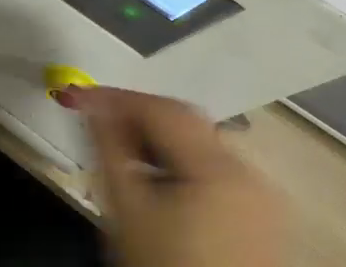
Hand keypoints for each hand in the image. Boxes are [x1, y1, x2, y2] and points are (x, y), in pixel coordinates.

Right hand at [77, 87, 282, 266]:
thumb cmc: (163, 262)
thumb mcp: (126, 204)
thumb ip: (107, 144)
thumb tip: (92, 104)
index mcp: (224, 170)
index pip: (163, 109)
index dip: (116, 97)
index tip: (78, 96)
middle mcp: (256, 177)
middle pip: (186, 123)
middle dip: (137, 116)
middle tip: (98, 120)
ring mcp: (266, 200)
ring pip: (200, 145)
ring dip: (158, 138)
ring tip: (121, 148)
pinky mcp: (264, 219)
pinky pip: (217, 170)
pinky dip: (181, 162)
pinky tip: (154, 175)